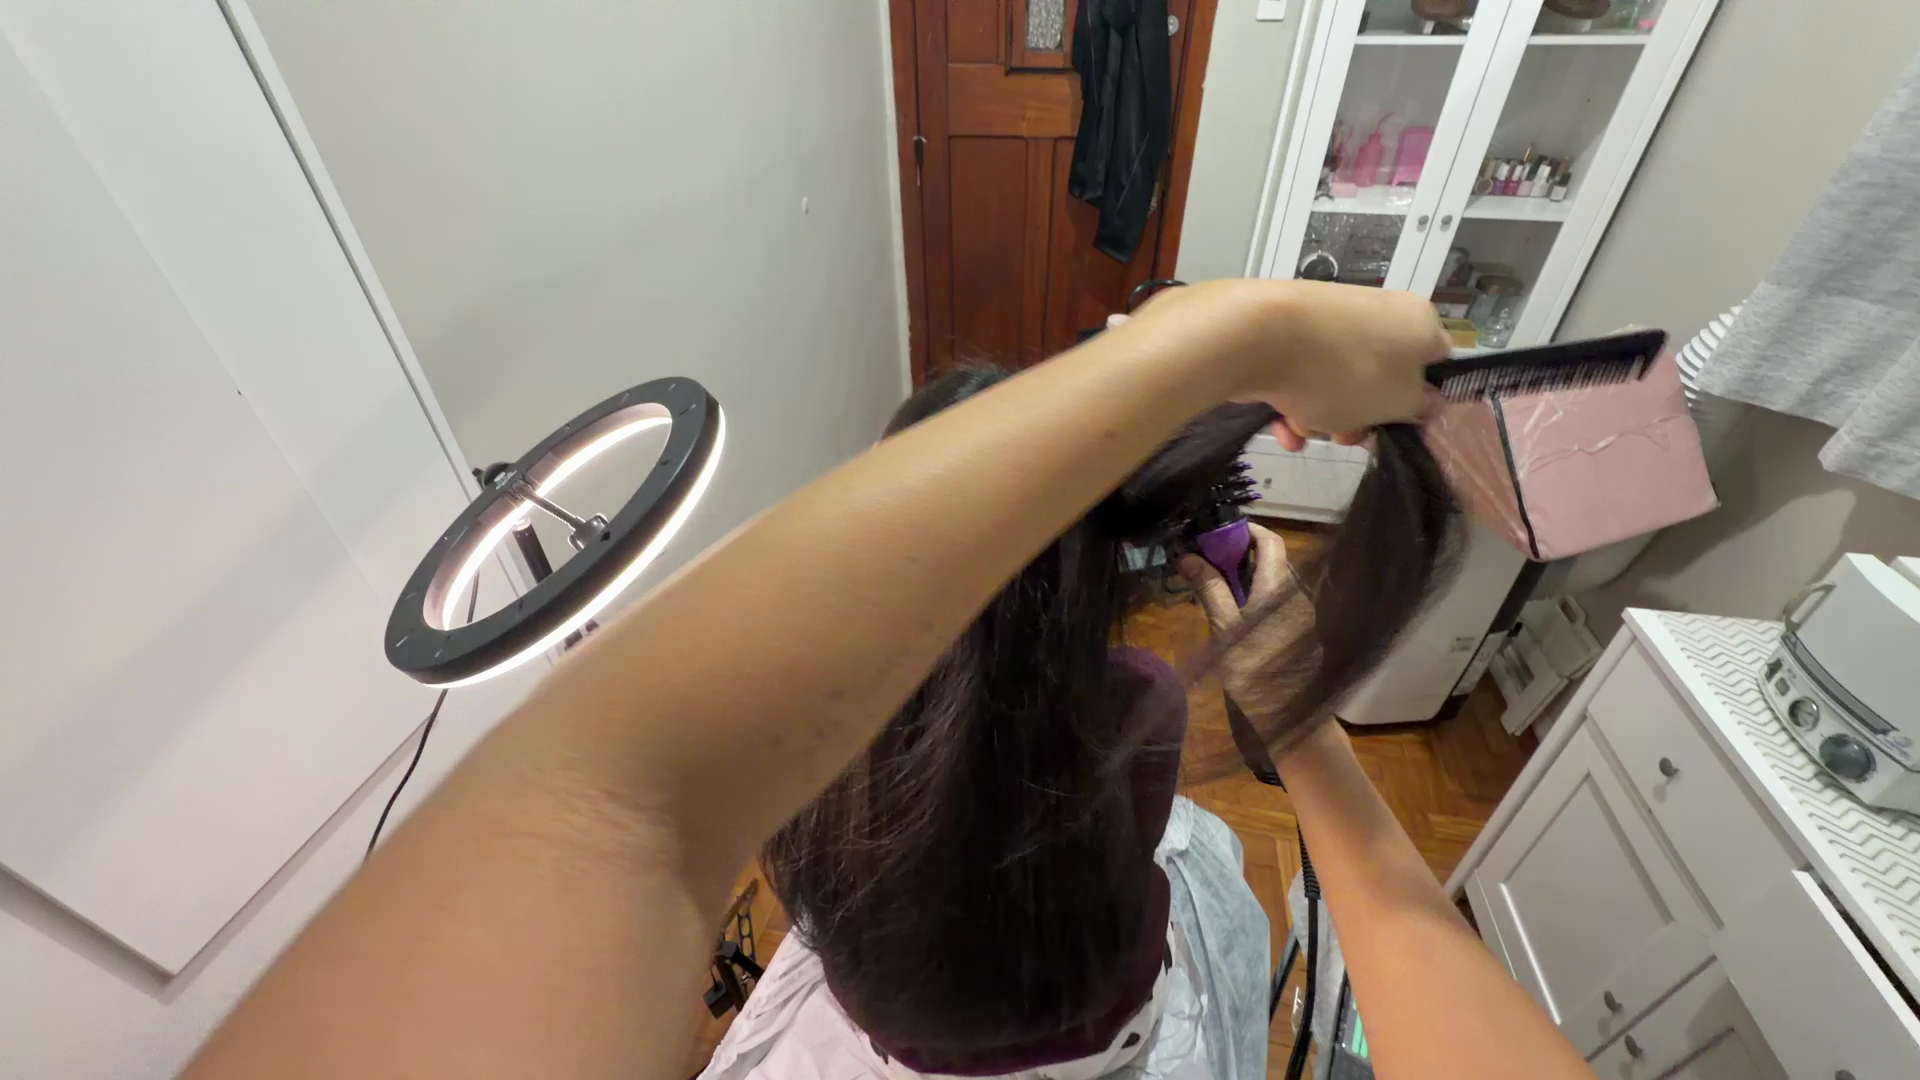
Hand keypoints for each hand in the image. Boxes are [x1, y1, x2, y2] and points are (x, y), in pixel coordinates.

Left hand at [1125, 279, 1448, 440]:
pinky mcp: (1283, 335)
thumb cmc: (1342, 370)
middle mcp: (1375, 313)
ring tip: (1303, 427)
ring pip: (1334, 384)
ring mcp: (1326, 323)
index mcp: (1417, 320)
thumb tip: (1423, 401)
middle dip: (1360, 417)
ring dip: (1321, 417)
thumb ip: (1417, 406)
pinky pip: (1298, 378)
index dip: (1418, 401)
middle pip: (1377, 380)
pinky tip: (1280, 425)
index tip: (1397, 426)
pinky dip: (1291, 404)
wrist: (1257, 338)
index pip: (1434, 363)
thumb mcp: (1397, 401)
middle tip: (1344, 436)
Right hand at [1176, 522, 1297, 708]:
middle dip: (1236, 554)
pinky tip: (1233, 611)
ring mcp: (1301, 610)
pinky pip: (1276, 597)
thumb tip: (1187, 556)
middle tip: (1203, 563)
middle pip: (1269, 557)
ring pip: (1272, 578)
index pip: (1269, 540)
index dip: (1243, 530)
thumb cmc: (1253, 671)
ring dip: (1243, 574)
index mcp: (1278, 588)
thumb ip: (1209, 589)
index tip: (1212, 537)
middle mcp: (1296, 592)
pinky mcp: (1300, 626)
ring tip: (1212, 586)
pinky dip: (1254, 593)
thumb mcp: (1224, 628)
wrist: (1289, 715)